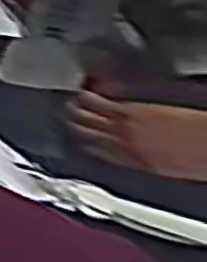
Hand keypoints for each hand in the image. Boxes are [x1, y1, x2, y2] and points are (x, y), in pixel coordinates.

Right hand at [69, 90, 206, 181]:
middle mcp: (124, 144)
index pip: (101, 153)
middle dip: (74, 124)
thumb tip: (134, 155)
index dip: (88, 145)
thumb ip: (150, 161)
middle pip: (85, 132)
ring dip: (74, 109)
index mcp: (139, 162)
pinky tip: (82, 92)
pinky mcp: (126, 111)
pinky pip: (94, 102)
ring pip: (83, 115)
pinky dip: (85, 97)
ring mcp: (123, 126)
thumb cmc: (204, 157)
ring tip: (70, 103)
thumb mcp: (178, 169)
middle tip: (68, 118)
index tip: (83, 140)